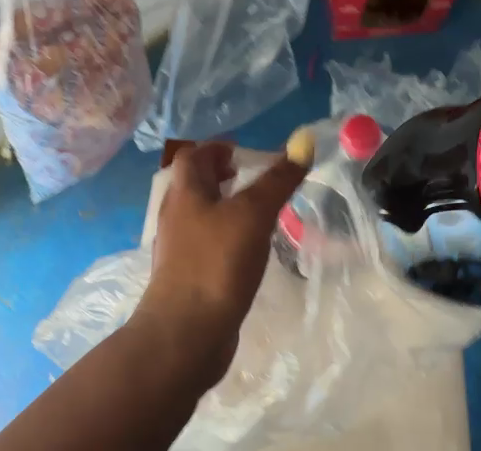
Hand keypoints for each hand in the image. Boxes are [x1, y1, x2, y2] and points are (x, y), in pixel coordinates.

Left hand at [130, 141, 308, 390]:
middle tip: (256, 181)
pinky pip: (207, 246)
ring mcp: (179, 249)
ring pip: (202, 217)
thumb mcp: (253, 214)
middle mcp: (176, 215)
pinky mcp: (187, 278)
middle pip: (196, 185)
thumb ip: (278, 180)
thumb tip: (304, 144)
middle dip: (224, 178)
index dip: (217, 148)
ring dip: (227, 210)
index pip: (193, 155)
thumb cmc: (216, 263)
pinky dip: (227, 240)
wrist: (185, 335)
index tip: (246, 153)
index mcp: (184, 192)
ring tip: (259, 215)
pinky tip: (250, 254)